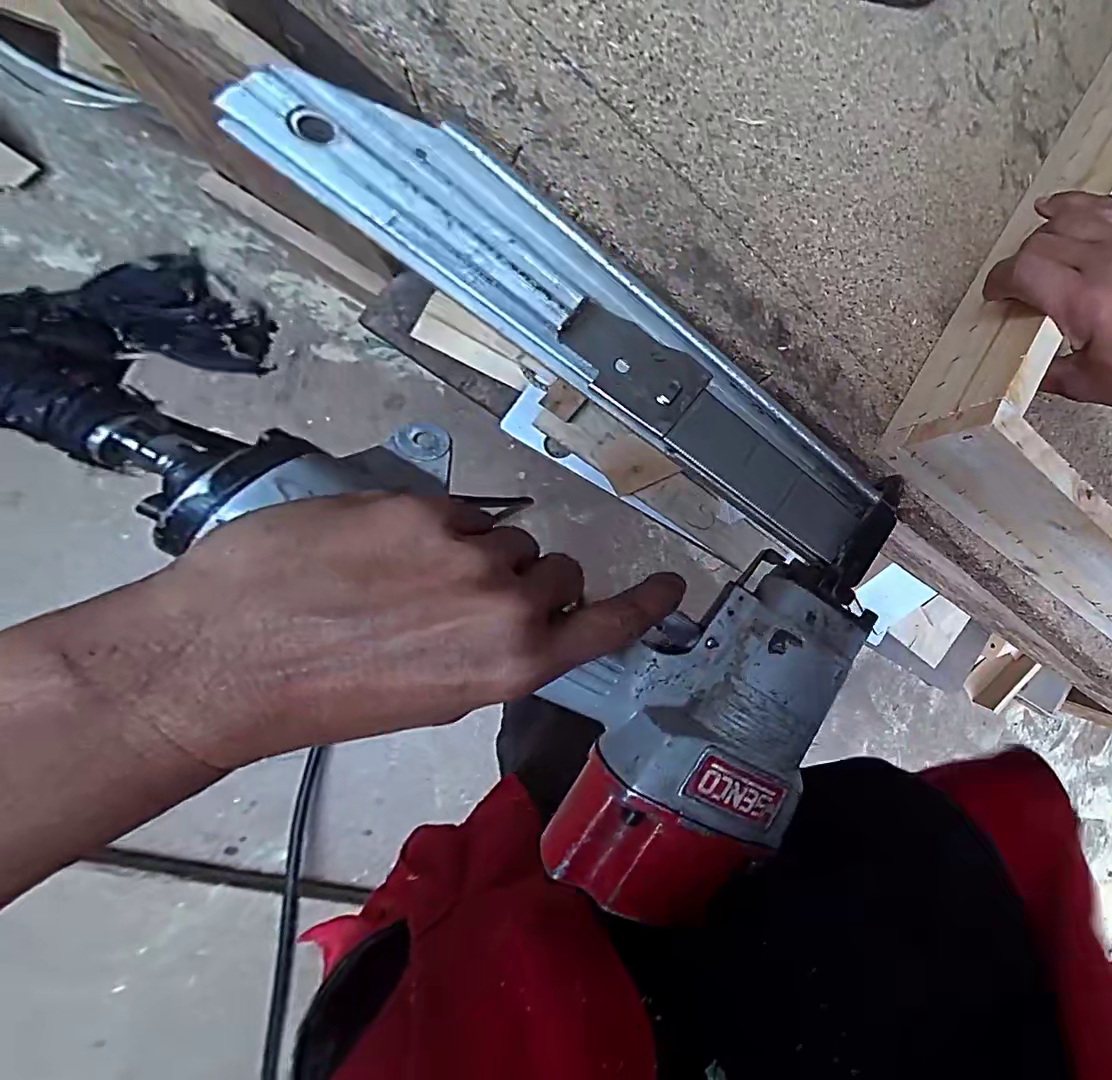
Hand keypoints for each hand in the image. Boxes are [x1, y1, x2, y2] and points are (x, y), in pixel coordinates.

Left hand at [44, 494, 684, 768]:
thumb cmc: (332, 697)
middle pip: (562, 570)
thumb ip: (509, 654)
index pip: (612, 622)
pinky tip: (379, 551)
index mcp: (518, 663)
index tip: (673, 586)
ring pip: (512, 539)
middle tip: (469, 599)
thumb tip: (536, 618)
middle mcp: (510, 606)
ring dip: (479, 554)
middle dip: (530, 582)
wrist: (211, 665)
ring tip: (409, 577)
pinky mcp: (421, 511)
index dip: (649, 602)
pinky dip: (434, 529)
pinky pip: (461, 513)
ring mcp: (469, 553)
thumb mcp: (443, 697)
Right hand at [983, 191, 1111, 422]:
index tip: (995, 293)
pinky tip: (1059, 208)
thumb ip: (1050, 371)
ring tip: (1032, 248)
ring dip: (1043, 232)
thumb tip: (1026, 365)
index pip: (1025, 270)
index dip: (999, 280)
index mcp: (1088, 303)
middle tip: (1015, 286)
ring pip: (1070, 217)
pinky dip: (1077, 205)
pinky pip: (1104, 208)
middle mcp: (1108, 265)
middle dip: (1018, 263)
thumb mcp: (1090, 385)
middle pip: (1041, 241)